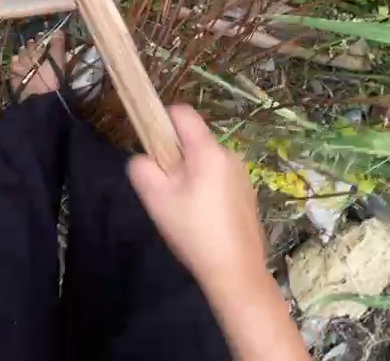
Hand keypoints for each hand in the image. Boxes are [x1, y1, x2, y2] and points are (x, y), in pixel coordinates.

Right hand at [127, 105, 267, 292]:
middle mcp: (229, 155)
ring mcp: (242, 176)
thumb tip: (143, 158)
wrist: (237, 275)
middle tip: (166, 188)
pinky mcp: (248, 195)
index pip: (182, 112)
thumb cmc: (194, 232)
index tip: (152, 146)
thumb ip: (141, 168)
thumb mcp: (156, 199)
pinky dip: (207, 189)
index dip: (162, 120)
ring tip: (184, 209)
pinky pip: (219, 178)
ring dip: (191, 174)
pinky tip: (203, 220)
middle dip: (175, 156)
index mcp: (208, 150)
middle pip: (193, 139)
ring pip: (205, 160)